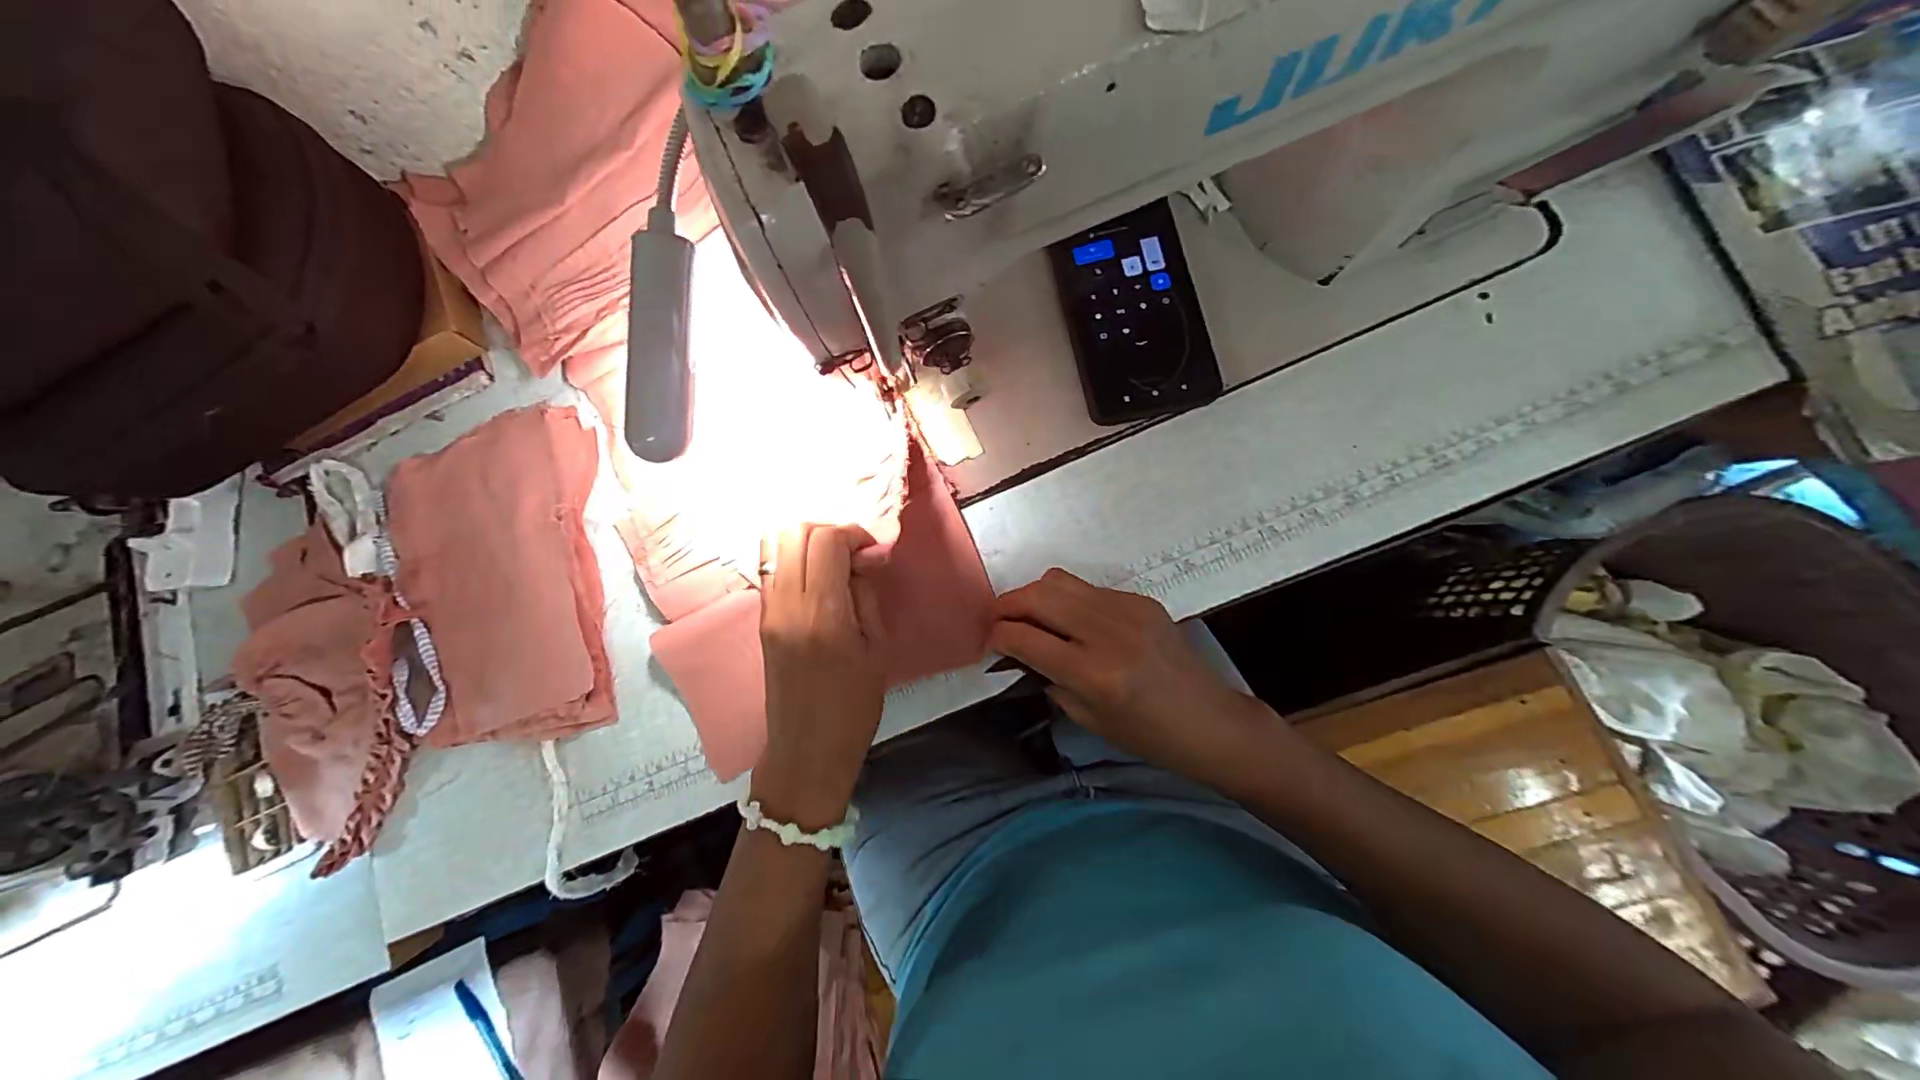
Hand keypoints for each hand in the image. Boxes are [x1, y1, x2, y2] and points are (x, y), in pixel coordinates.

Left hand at [753, 524, 886, 830]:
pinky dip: (794, 559)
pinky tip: (819, 580)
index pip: (826, 540)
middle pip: (793, 531)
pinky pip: (772, 569)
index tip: (872, 553)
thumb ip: (866, 593)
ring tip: (835, 564)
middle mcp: (787, 604)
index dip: (853, 534)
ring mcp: (767, 610)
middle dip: (828, 530)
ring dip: (807, 542)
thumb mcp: (876, 648)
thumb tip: (863, 556)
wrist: (807, 750)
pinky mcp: (760, 619)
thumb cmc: (854, 706)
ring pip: (775, 544)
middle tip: (853, 553)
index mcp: (822, 614)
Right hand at [989, 569, 1282, 783]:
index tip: (989, 643)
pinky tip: (1073, 624)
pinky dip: (1068, 601)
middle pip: (1037, 596)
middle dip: (1006, 605)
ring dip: (1034, 596)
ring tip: (1030, 617)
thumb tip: (1018, 649)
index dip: (996, 636)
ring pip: (1059, 581)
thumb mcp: (1087, 716)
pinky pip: (1088, 589)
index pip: (1024, 637)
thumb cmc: (1147, 734)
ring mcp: (1127, 610)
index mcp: (1093, 673)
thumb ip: (1048, 677)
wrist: (1209, 720)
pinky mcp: (1141, 600)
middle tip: (997, 622)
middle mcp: (1108, 632)